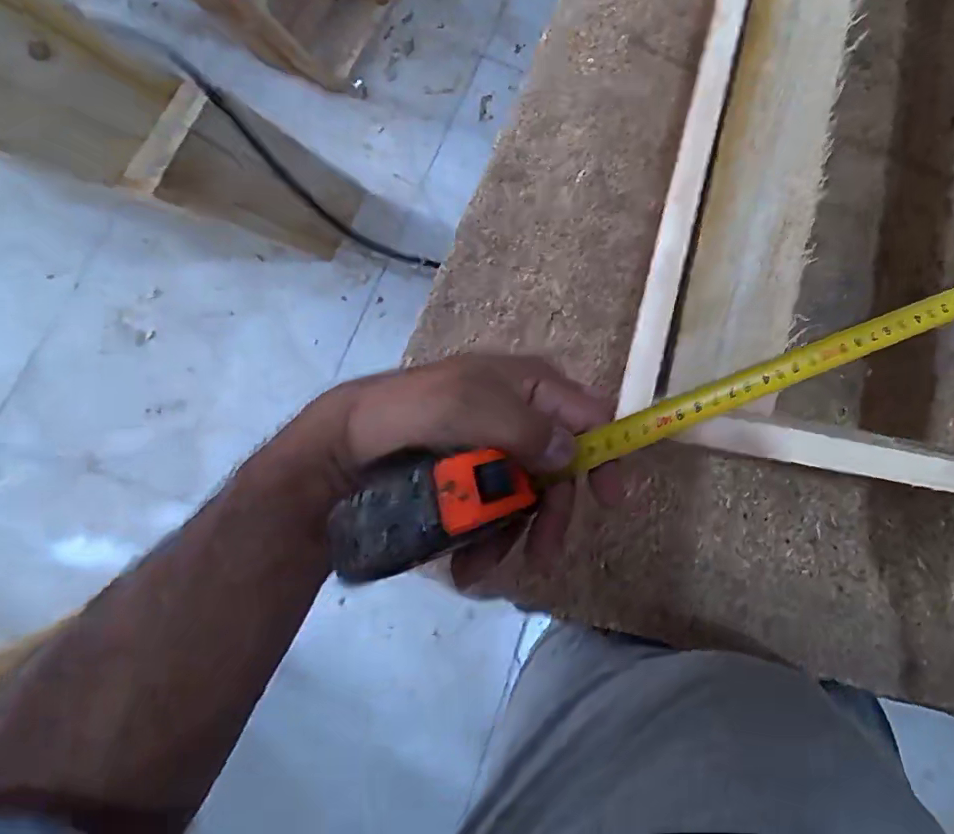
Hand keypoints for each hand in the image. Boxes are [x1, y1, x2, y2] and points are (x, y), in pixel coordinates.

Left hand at [254, 354, 626, 586]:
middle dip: (553, 513)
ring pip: (528, 496)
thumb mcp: (469, 406)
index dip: (606, 451)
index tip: (610, 499)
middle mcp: (517, 414)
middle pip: (561, 466)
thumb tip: (572, 452)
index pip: (587, 411)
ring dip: (513, 537)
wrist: (343, 446)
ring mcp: (493, 447)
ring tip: (481, 569)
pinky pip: (496, 509)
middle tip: (546, 555)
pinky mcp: (470, 476)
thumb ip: (526, 427)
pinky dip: (487, 540)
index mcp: (526, 383)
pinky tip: (466, 565)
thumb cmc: (410, 414)